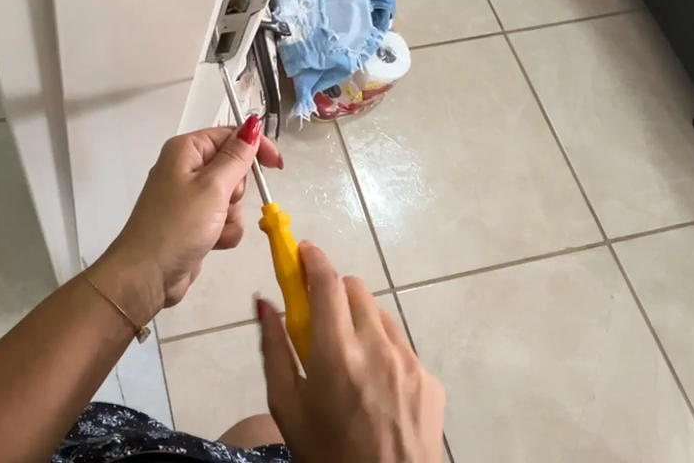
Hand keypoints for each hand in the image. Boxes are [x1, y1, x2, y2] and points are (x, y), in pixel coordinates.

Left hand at [86, 118, 282, 325]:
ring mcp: (190, 197)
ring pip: (232, 198)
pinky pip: (224, 219)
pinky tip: (213, 244)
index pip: (229, 135)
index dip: (254, 147)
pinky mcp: (195, 222)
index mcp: (186, 150)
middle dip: (237, 191)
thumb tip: (251, 124)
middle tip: (223, 203)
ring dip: (231, 216)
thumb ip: (236, 157)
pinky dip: (224, 231)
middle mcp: (186, 168)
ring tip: (214, 229)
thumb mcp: (212, 188)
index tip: (277, 166)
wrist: (148, 275)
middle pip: (232, 168)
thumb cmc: (179, 225)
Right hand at [257, 243, 444, 462]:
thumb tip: (263, 302)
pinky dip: (382, 347)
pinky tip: (374, 383)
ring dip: (359, 318)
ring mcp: (409, 363)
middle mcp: (376, 348)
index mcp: (336, 354)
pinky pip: (400, 344)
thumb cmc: (326, 456)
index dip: (313, 258)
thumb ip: (273, 348)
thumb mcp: (287, 407)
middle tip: (320, 315)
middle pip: (355, 288)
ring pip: (379, 313)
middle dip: (334, 290)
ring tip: (348, 356)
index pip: (327, 282)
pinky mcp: (430, 380)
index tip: (301, 251)